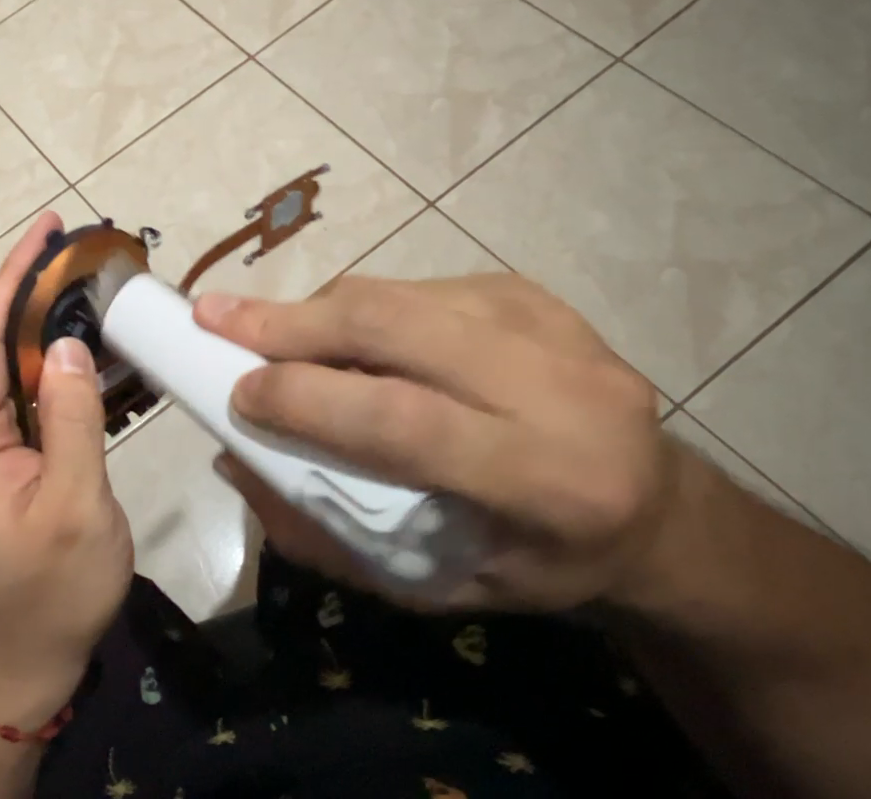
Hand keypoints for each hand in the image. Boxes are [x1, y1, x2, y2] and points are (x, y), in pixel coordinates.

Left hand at [0, 213, 133, 721]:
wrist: (29, 659)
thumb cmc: (53, 591)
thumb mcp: (75, 506)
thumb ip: (73, 420)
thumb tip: (72, 344)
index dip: (12, 278)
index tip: (43, 230)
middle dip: (28, 289)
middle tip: (76, 246)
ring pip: (8, 366)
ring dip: (42, 322)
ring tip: (85, 281)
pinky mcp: (1, 459)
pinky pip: (23, 396)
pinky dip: (53, 362)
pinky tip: (86, 343)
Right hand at [195, 272, 681, 611]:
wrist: (658, 512)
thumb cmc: (535, 564)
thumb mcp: (433, 583)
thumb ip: (328, 535)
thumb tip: (235, 461)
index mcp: (546, 481)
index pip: (405, 420)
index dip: (308, 398)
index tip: (236, 394)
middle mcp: (560, 389)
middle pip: (397, 328)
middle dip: (291, 322)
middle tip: (212, 317)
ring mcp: (552, 328)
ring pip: (398, 295)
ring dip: (316, 310)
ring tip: (264, 328)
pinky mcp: (534, 295)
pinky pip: (417, 287)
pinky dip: (361, 307)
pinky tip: (341, 335)